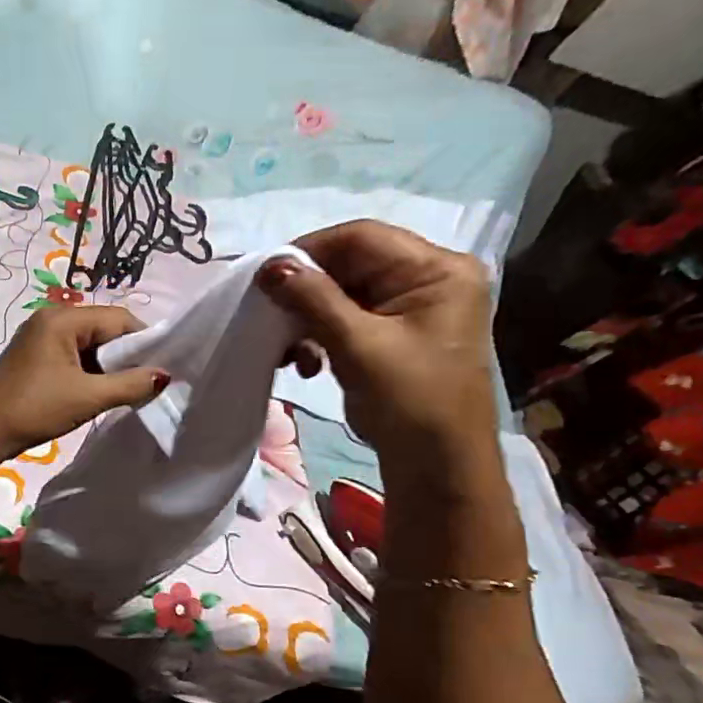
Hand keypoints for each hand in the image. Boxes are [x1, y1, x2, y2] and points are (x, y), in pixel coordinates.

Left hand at [0, 305, 167, 467]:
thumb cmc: (35, 409)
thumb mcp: (88, 397)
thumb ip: (130, 384)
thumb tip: (164, 376)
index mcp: (60, 319)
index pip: (118, 318)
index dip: (143, 342)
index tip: (161, 369)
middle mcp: (49, 318)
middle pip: (103, 328)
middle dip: (125, 355)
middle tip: (143, 383)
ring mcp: (38, 337)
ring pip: (88, 344)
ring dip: (107, 366)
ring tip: (123, 391)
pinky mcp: (33, 356)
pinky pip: (71, 354)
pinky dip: (88, 370)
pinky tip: (97, 392)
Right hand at [256, 221, 499, 478]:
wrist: (437, 465)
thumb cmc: (409, 400)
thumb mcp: (357, 345)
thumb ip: (313, 299)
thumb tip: (269, 266)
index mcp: (437, 270)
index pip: (362, 238)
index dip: (310, 250)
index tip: (265, 277)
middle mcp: (429, 279)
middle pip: (350, 264)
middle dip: (306, 291)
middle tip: (269, 316)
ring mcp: (412, 307)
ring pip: (343, 293)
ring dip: (307, 318)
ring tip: (287, 350)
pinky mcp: (394, 334)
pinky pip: (347, 318)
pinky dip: (320, 335)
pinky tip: (305, 362)